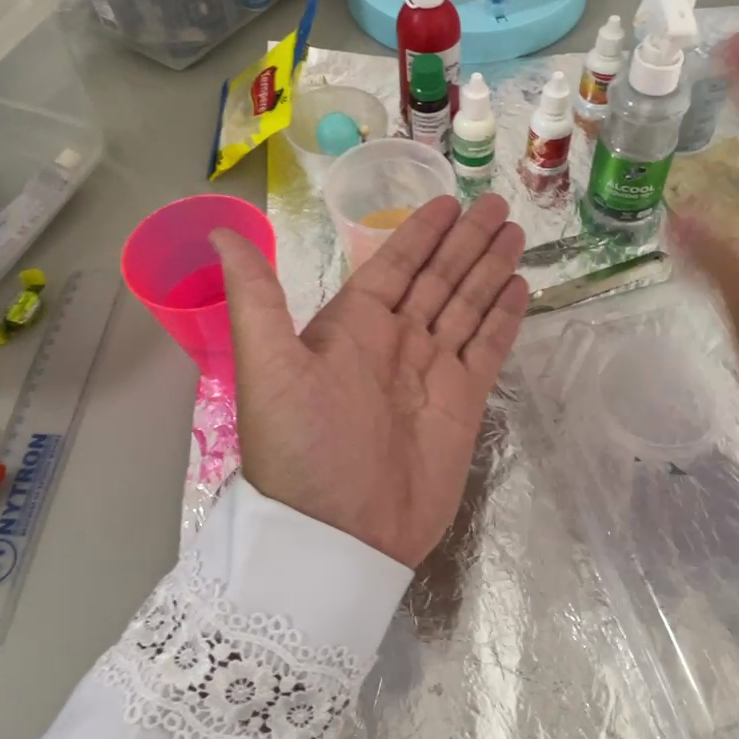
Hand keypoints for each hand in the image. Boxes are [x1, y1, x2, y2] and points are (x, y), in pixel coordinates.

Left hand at [210, 195, 527, 567]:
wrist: (338, 537)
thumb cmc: (300, 448)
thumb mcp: (268, 366)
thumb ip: (256, 295)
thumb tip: (219, 228)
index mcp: (350, 327)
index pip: (393, 265)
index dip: (421, 233)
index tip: (450, 201)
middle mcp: (393, 342)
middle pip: (438, 277)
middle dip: (466, 241)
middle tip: (497, 203)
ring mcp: (431, 373)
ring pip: (466, 305)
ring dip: (489, 269)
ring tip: (514, 234)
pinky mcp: (462, 405)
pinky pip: (486, 348)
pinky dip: (502, 319)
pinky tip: (518, 288)